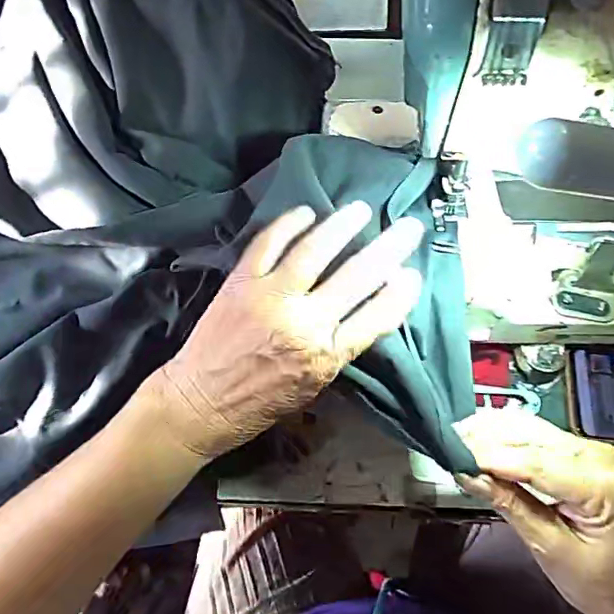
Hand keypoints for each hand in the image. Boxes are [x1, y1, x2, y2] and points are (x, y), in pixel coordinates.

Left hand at [148, 202, 424, 460]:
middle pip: (357, 276)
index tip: (413, 273)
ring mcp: (270, 296)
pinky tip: (306, 212)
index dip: (400, 293)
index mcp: (325, 356)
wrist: (200, 403)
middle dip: (389, 248)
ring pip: (315, 250)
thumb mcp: (314, 386)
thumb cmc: (260, 403)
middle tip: (407, 227)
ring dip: (342, 225)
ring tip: (359, 209)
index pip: (376, 316)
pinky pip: (269, 243)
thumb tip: (365, 308)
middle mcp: (303, 322)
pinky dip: (289, 224)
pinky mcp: (242, 282)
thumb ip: (340, 347)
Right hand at [454, 408, 613, 613]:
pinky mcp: (578, 448)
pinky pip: (536, 433)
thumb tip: (468, 474)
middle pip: (531, 440)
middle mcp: (599, 457)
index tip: (453, 453)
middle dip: (486, 440)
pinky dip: (505, 434)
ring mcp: (590, 448)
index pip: (535, 463)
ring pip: (530, 429)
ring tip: (455, 436)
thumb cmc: (594, 580)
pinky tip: (478, 435)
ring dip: (491, 432)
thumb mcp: (548, 548)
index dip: (490, 456)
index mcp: (601, 486)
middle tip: (446, 440)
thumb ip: (510, 505)